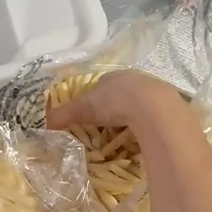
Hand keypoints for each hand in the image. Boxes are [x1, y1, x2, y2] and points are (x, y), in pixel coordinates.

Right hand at [47, 69, 190, 136]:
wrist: (153, 108)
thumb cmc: (114, 101)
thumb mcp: (83, 108)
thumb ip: (64, 114)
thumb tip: (44, 123)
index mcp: (113, 76)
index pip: (99, 85)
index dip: (92, 99)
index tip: (88, 114)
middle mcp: (134, 79)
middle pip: (119, 94)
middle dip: (112, 108)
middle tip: (103, 127)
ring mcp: (153, 91)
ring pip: (136, 104)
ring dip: (129, 116)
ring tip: (121, 134)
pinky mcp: (167, 106)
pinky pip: (151, 116)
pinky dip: (144, 125)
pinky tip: (139, 135)